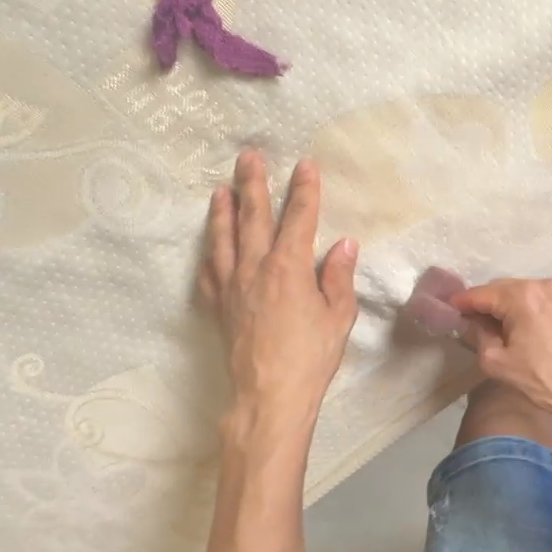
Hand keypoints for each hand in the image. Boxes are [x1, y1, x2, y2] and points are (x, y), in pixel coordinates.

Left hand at [201, 150, 358, 448]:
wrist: (269, 395)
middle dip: (253, 184)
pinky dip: (209, 252)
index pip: (299, 218)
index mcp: (290, 267)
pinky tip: (209, 245)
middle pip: (252, 217)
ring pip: (223, 238)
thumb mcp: (339, 315)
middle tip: (248, 156)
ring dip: (222, 210)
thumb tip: (342, 245)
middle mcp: (256, 268)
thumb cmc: (312, 356)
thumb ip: (338, 276)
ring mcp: (232, 286)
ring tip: (220, 188)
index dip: (304, 190)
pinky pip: (209, 271)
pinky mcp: (219, 307)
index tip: (305, 165)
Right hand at [449, 278, 551, 427]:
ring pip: (521, 291)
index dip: (462, 302)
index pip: (482, 294)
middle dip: (485, 303)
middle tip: (470, 323)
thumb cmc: (541, 379)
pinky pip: (539, 297)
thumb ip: (477, 335)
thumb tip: (469, 321)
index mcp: (523, 296)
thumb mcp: (496, 361)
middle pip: (502, 288)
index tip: (447, 309)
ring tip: (496, 327)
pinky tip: (521, 326)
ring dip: (506, 305)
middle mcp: (543, 284)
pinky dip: (526, 307)